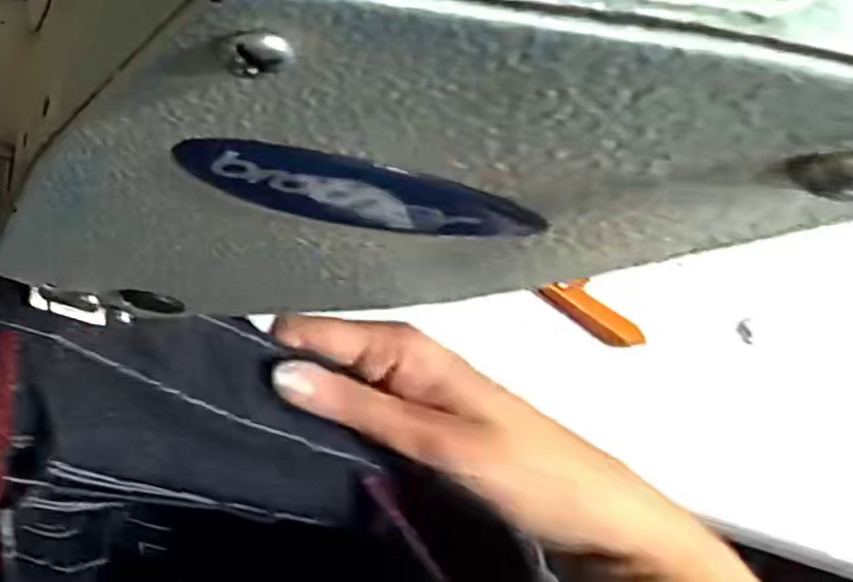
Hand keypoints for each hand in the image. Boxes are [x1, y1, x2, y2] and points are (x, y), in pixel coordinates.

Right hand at [270, 316, 753, 581]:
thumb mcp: (440, 441)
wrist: (611, 523)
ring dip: (306, 403)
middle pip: (309, 352)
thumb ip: (357, 406)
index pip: (302, 328)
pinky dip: (328, 420)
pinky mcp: (401, 413)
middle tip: (260, 415)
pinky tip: (317, 439)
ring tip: (283, 431)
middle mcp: (388, 353)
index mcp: (395, 343)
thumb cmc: (534, 472)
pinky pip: (345, 405)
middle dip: (286, 380)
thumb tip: (278, 372)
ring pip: (324, 381)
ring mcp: (395, 383)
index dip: (271, 352)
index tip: (242, 384)